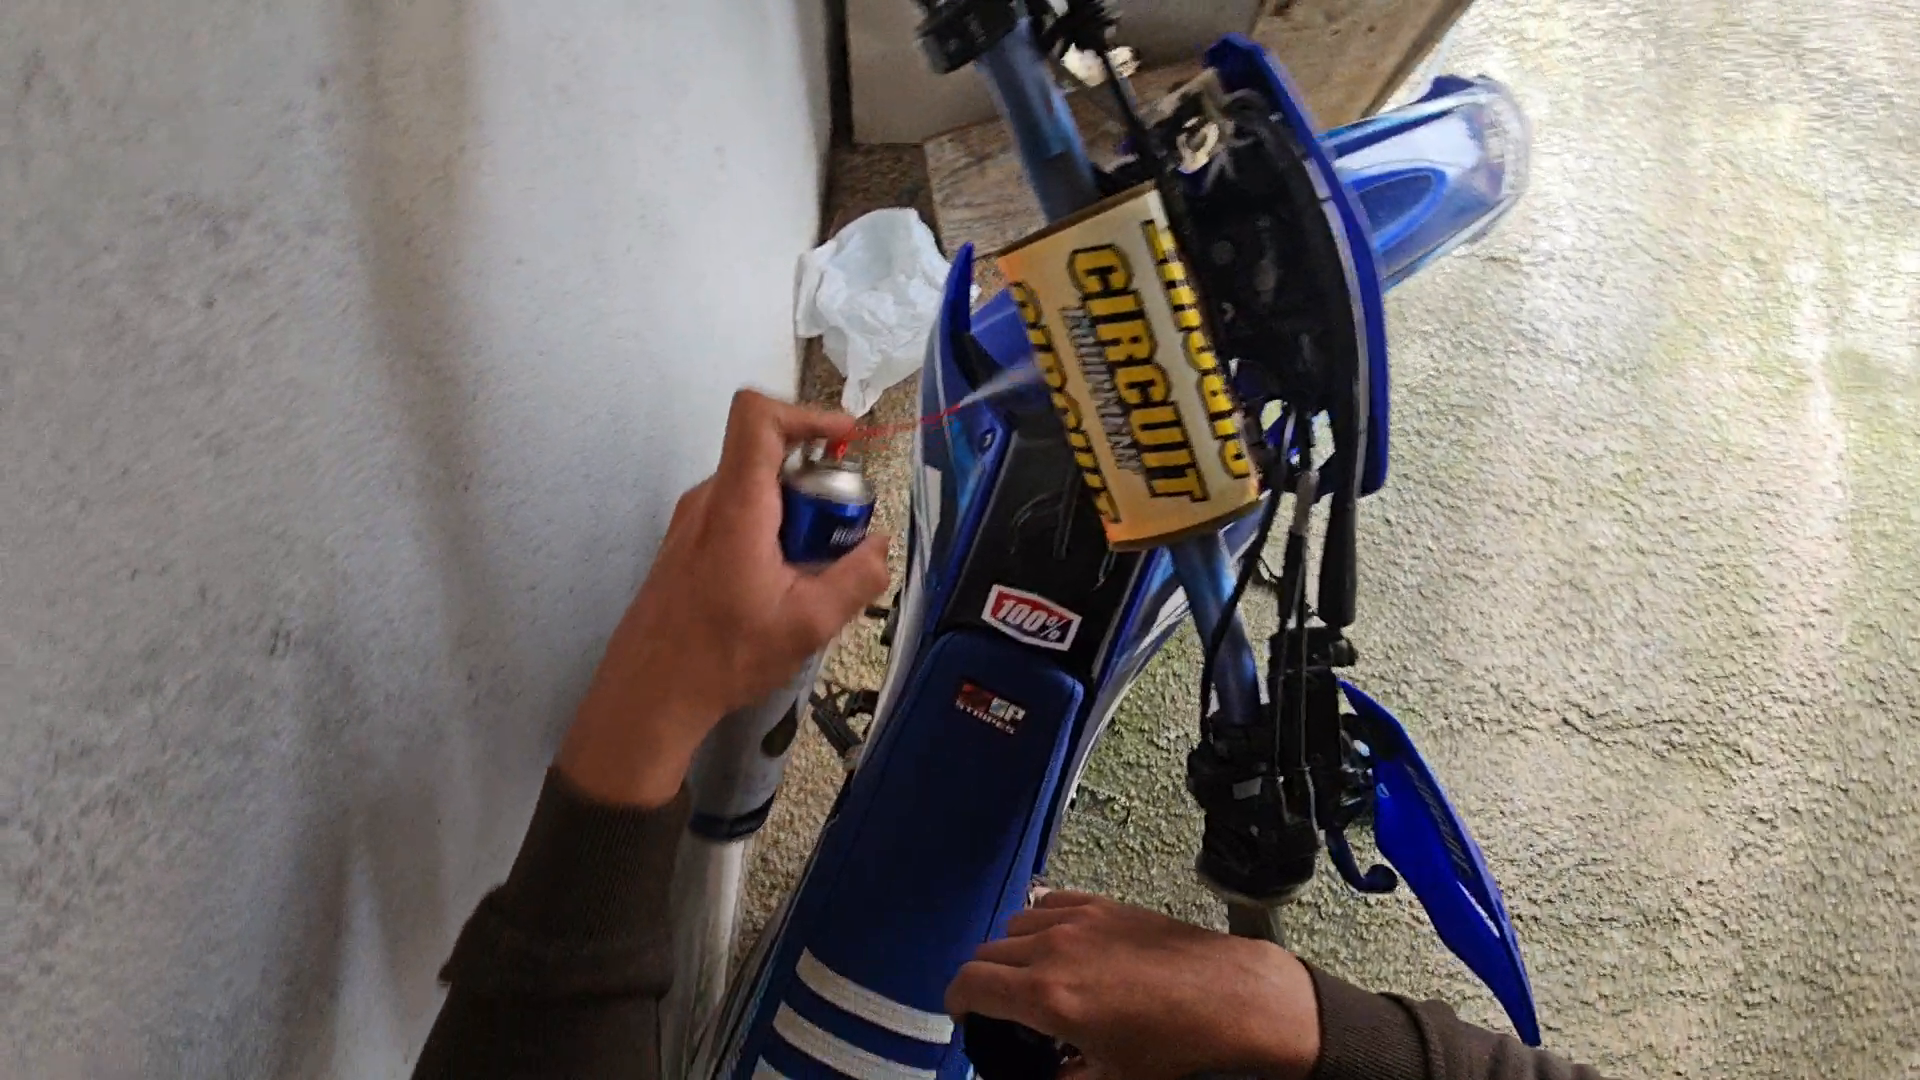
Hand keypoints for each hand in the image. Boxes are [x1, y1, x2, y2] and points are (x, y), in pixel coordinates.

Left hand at [558, 390, 890, 806]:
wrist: (649, 694)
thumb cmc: (724, 656)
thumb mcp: (810, 624)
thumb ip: (858, 578)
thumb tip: (881, 546)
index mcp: (736, 507)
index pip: (758, 417)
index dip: (807, 412)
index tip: (845, 439)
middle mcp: (709, 499)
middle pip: (770, 458)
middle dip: (818, 488)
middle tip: (838, 542)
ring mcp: (692, 520)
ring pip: (759, 490)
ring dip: (797, 516)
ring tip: (810, 575)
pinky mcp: (687, 542)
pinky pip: (741, 514)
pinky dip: (774, 532)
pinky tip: (780, 587)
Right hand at [946, 892, 1320, 1079]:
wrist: (1226, 995)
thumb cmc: (1170, 1047)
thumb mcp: (1113, 1079)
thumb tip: (1045, 1077)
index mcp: (1047, 995)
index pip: (971, 983)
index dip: (956, 1002)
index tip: (964, 1019)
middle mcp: (1050, 947)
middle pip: (987, 952)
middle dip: (982, 981)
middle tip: (999, 1009)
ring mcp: (1075, 917)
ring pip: (1015, 925)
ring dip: (1010, 952)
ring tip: (1032, 978)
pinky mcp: (1099, 901)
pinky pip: (1048, 902)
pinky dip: (1039, 923)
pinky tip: (1059, 944)